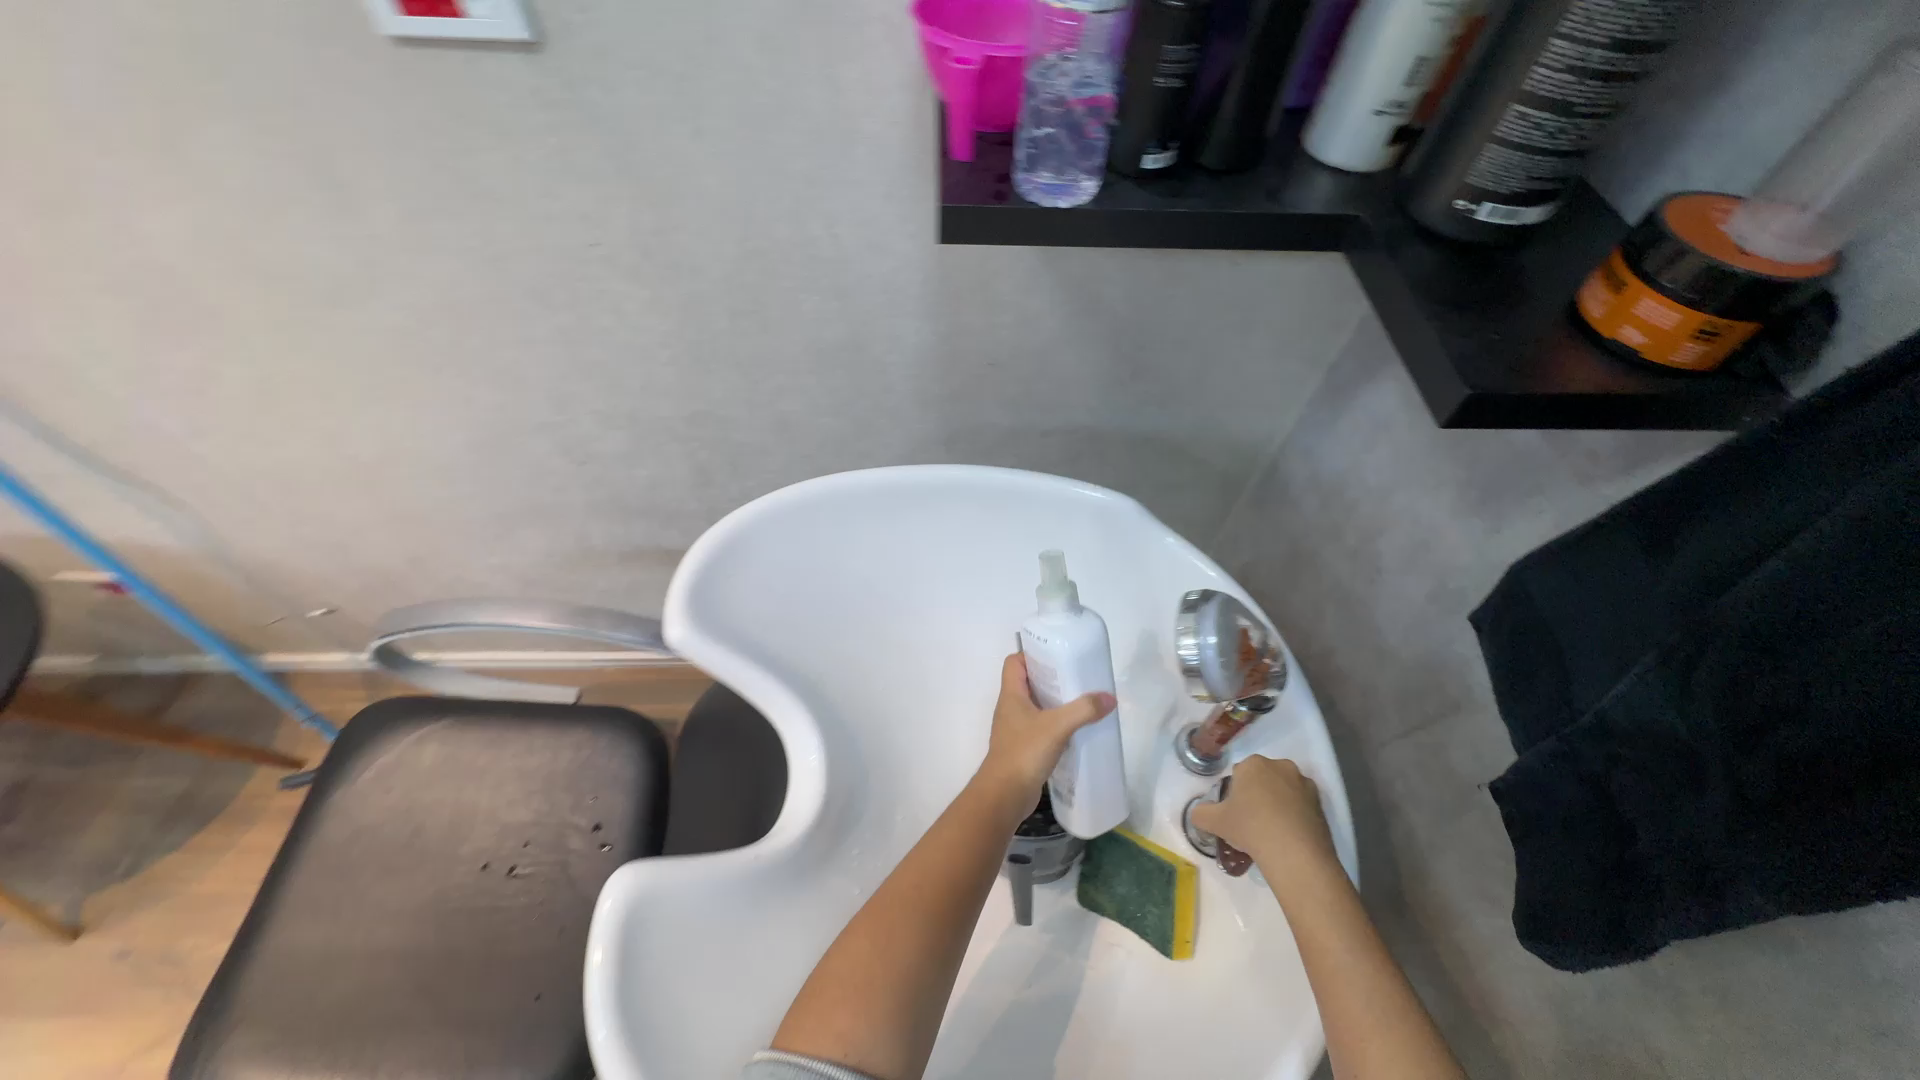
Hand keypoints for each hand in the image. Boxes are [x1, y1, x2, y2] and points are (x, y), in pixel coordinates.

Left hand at [978, 653, 1114, 799]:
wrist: (1005, 795)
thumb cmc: (1024, 752)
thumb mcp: (1057, 726)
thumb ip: (1083, 710)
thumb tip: (1110, 698)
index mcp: (1011, 695)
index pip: (1014, 662)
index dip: (1032, 654)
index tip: (1057, 656)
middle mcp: (1010, 708)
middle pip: (1028, 683)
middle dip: (1051, 678)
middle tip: (1077, 677)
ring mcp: (1015, 729)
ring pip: (1036, 707)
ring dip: (1055, 704)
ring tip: (1081, 702)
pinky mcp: (1023, 748)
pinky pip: (1041, 729)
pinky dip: (1056, 726)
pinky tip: (1076, 731)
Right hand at [1189, 755, 1334, 868]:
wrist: (1295, 852)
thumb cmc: (1250, 827)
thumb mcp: (1214, 822)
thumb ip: (1200, 813)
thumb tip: (1198, 813)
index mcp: (1254, 764)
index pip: (1239, 773)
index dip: (1235, 793)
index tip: (1235, 812)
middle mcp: (1281, 766)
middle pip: (1263, 778)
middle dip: (1257, 794)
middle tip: (1251, 821)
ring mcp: (1304, 783)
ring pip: (1284, 790)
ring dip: (1278, 804)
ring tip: (1272, 832)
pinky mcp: (1321, 803)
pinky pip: (1301, 805)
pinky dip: (1295, 815)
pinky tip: (1288, 836)